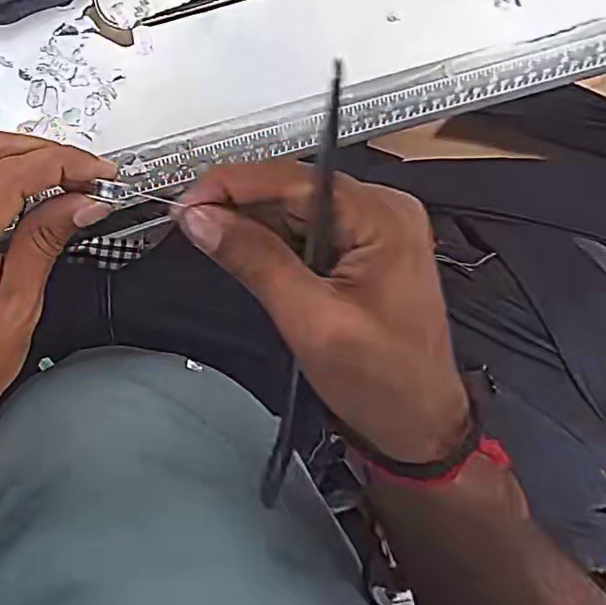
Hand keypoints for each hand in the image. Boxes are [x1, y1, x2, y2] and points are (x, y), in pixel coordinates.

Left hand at [0, 131, 115, 451]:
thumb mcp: (19, 305)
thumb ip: (45, 239)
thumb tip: (79, 201)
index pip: (12, 174)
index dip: (63, 164)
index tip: (97, 173)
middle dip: (43, 151)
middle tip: (84, 172)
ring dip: (6, 149)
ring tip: (46, 170)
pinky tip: (2, 182)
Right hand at [176, 162, 470, 463]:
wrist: (417, 425)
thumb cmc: (388, 382)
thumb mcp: (310, 320)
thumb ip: (254, 261)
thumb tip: (204, 220)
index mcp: (382, 218)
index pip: (291, 179)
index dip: (230, 185)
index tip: (188, 204)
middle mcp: (379, 212)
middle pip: (287, 187)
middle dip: (232, 203)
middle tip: (190, 223)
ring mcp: (368, 227)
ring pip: (286, 205)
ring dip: (244, 220)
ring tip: (209, 238)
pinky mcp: (353, 245)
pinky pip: (296, 226)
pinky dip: (261, 236)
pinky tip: (240, 251)